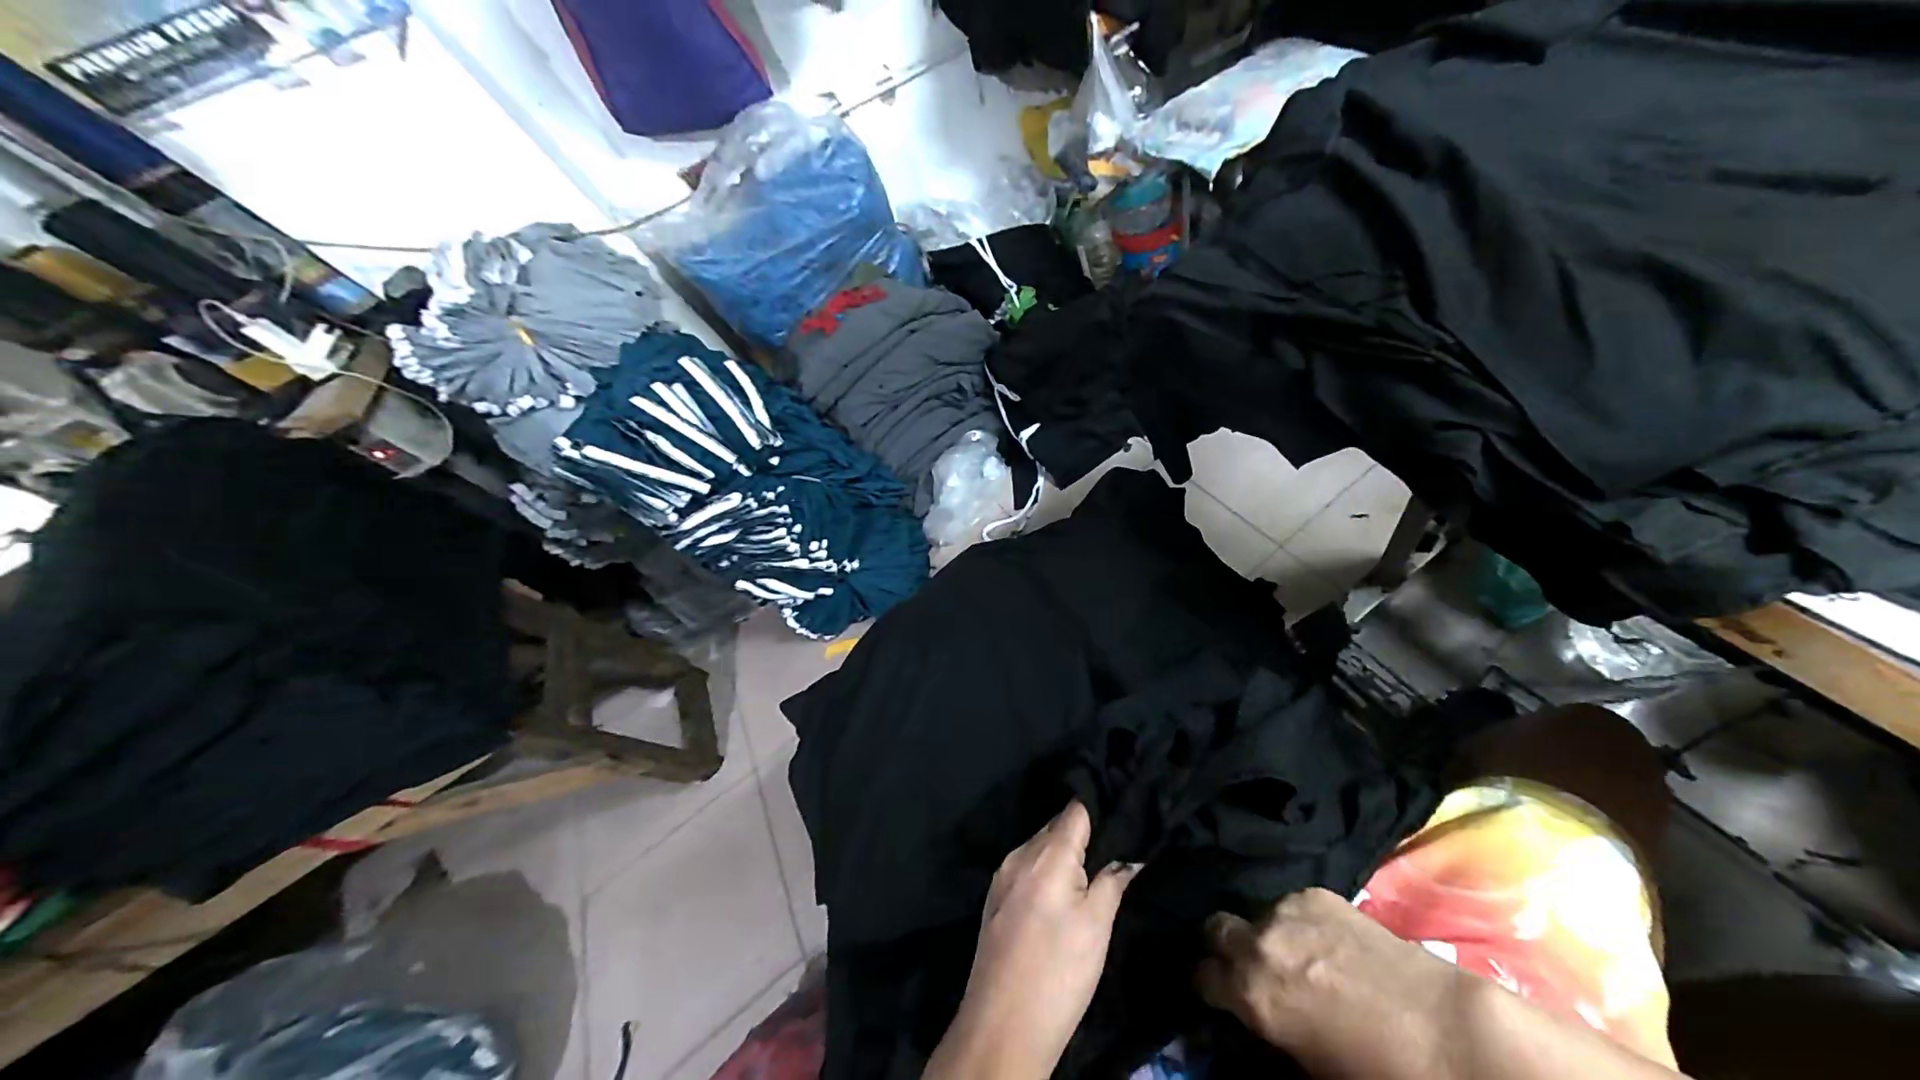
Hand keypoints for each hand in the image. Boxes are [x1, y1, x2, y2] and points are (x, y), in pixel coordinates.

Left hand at [925, 801, 1140, 1079]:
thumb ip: (1112, 881)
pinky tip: (1064, 889)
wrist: (1002, 1025)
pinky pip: (1026, 867)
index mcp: (1045, 853)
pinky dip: (1047, 869)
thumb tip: (1130, 855)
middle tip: (1118, 843)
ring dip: (1065, 852)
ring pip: (1040, 846)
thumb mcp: (1096, 926)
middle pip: (1056, 825)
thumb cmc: (1059, 972)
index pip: (1075, 809)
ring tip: (1096, 866)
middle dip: (1085, 831)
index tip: (1124, 807)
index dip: (1101, 805)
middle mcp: (1018, 854)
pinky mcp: (995, 898)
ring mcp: (1002, 876)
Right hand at [1198, 888, 1472, 1079]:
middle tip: (1249, 968)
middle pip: (1214, 929)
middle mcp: (1256, 944)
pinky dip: (1300, 922)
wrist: (1443, 1030)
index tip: (1223, 995)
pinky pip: (1291, 906)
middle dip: (1225, 947)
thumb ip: (1266, 1029)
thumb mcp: (1304, 1061)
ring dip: (1268, 933)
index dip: (1211, 987)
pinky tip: (1329, 942)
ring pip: (1257, 915)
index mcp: (1248, 992)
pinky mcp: (1316, 894)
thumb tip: (1252, 1017)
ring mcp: (1285, 911)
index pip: (1200, 976)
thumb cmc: (1372, 1066)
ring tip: (1300, 954)